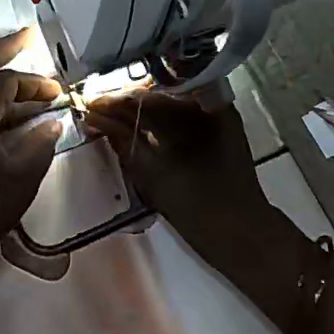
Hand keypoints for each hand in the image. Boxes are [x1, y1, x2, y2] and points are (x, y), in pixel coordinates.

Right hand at [84, 92, 300, 269]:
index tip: (89, 103)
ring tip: (104, 120)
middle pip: (157, 96)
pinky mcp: (210, 136)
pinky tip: (128, 131)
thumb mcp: (154, 174)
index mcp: (203, 108)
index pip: (150, 95)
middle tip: (91, 111)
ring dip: (134, 114)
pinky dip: (150, 125)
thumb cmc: (200, 207)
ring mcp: (212, 120)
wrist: (243, 239)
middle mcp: (210, 106)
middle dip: (123, 104)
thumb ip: (122, 140)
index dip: (117, 99)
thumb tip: (91, 117)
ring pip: (163, 108)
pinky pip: (173, 121)